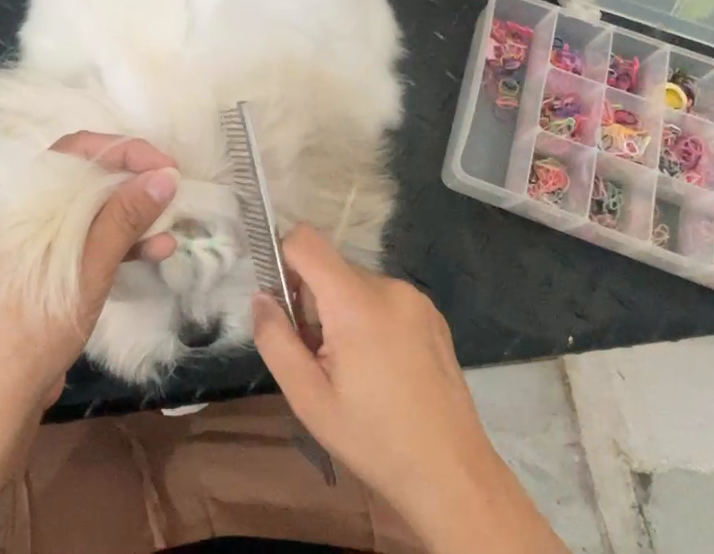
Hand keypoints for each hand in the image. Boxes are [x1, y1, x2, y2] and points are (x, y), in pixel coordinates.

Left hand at [0, 131, 179, 409]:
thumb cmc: (35, 327)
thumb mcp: (87, 269)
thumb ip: (124, 217)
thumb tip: (165, 174)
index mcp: (19, 200)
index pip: (76, 150)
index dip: (125, 150)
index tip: (167, 166)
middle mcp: (23, 214)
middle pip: (85, 179)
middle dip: (133, 182)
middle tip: (174, 192)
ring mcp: (34, 244)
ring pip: (89, 213)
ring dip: (131, 216)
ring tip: (171, 228)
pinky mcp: (46, 271)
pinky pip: (86, 242)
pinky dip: (118, 244)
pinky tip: (154, 252)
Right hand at [252, 227, 566, 552]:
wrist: (452, 473)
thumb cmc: (373, 439)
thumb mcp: (308, 398)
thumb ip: (275, 339)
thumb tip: (261, 297)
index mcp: (356, 302)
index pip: (306, 240)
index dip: (283, 260)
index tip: (283, 306)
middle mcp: (390, 287)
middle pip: (330, 267)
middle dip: (313, 301)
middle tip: (319, 358)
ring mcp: (416, 300)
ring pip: (356, 285)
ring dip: (341, 312)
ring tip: (353, 369)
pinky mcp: (433, 316)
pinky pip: (383, 299)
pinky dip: (369, 319)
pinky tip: (381, 368)